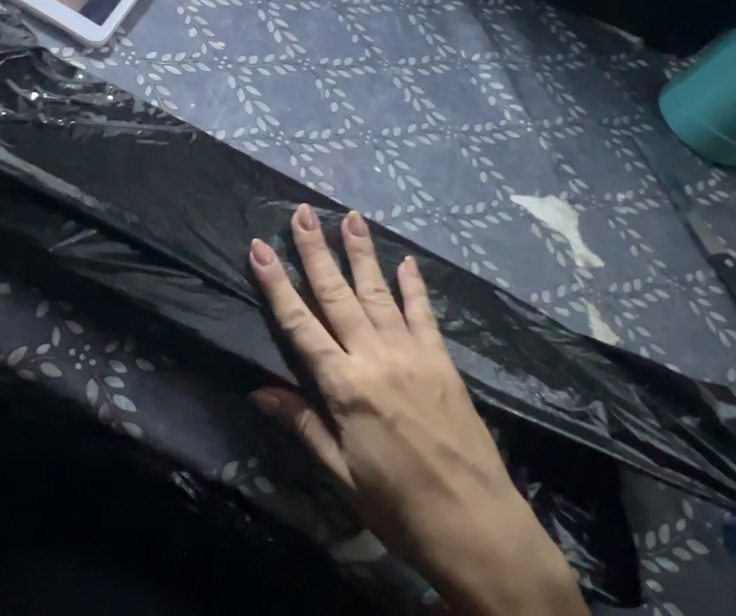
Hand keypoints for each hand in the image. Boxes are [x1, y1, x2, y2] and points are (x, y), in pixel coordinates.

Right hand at [249, 206, 585, 615]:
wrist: (475, 523)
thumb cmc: (397, 505)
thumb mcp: (340, 472)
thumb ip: (303, 423)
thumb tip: (259, 389)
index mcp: (345, 386)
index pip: (300, 324)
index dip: (277, 284)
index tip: (260, 247)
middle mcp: (376, 358)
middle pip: (338, 295)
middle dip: (316, 251)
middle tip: (303, 212)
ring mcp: (413, 355)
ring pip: (379, 294)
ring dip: (362, 254)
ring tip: (351, 217)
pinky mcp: (442, 362)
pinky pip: (424, 315)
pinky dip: (414, 287)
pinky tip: (407, 262)